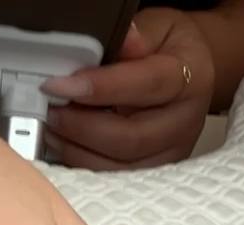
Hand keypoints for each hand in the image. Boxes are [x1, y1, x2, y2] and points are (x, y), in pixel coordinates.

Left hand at [42, 11, 218, 169]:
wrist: (189, 75)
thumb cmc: (170, 50)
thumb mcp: (158, 28)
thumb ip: (137, 36)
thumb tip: (122, 41)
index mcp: (190, 78)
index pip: (147, 85)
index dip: (101, 88)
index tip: (61, 85)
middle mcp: (184, 123)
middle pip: (130, 138)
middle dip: (82, 127)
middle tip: (53, 111)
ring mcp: (171, 154)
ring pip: (119, 167)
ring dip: (78, 150)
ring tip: (54, 129)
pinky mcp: (154, 173)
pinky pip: (115, 179)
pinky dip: (85, 164)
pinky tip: (68, 146)